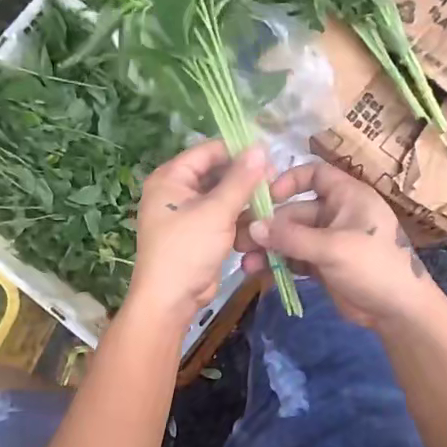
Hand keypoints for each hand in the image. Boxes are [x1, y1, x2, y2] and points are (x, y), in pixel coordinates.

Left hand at [129, 140, 267, 319]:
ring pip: (223, 197)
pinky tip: (262, 221)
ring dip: (246, 200)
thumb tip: (262, 148)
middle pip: (217, 173)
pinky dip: (239, 218)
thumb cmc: (187, 249)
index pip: (209, 151)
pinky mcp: (199, 233)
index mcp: (171, 177)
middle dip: (245, 178)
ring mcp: (187, 213)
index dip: (238, 150)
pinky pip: (222, 217)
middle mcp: (176, 190)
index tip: (269, 156)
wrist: (171, 299)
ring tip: (274, 201)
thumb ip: (241, 179)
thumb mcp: (217, 211)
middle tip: (276, 181)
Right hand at [237, 161, 443, 328]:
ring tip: (245, 261)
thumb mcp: (332, 248)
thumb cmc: (373, 266)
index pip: (315, 174)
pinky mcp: (324, 265)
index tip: (265, 196)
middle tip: (239, 238)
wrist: (398, 311)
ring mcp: (330, 241)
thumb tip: (253, 226)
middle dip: (268, 225)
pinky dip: (278, 263)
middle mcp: (337, 213)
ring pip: (292, 237)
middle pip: (296, 211)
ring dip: (269, 247)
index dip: (290, 180)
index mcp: (348, 196)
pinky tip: (257, 272)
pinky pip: (296, 258)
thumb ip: (291, 237)